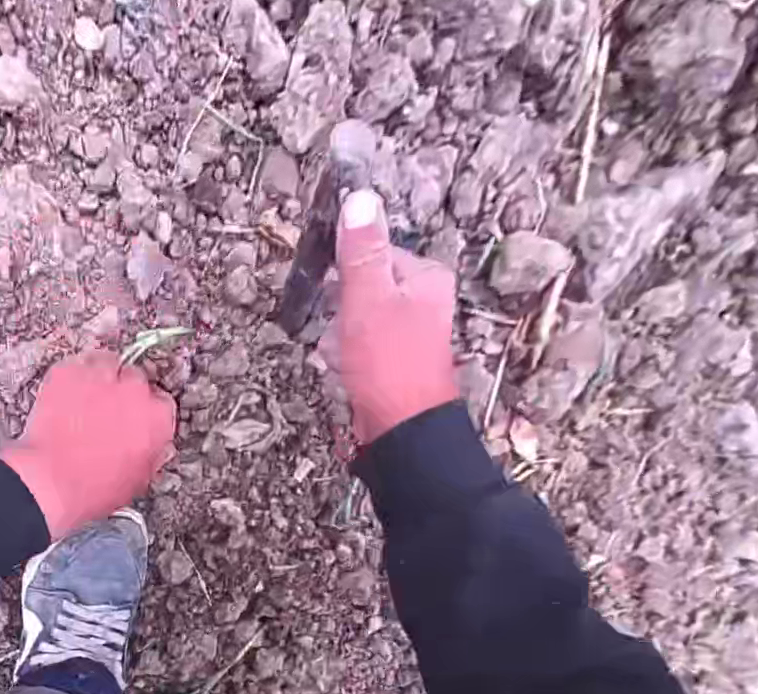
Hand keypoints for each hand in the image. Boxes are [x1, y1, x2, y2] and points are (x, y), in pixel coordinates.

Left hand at [0, 351, 176, 538]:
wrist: (52, 481)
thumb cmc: (94, 487)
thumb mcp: (139, 480)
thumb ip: (153, 453)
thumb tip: (156, 446)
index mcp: (157, 418)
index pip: (162, 401)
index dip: (146, 410)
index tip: (134, 417)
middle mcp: (134, 391)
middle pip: (135, 378)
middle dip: (123, 393)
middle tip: (106, 412)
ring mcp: (101, 377)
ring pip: (107, 363)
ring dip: (100, 378)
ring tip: (86, 401)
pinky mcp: (69, 372)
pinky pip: (77, 363)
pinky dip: (74, 376)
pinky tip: (68, 397)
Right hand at [335, 189, 458, 443]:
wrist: (401, 430)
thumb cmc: (388, 365)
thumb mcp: (368, 300)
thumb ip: (361, 253)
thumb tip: (359, 199)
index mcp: (425, 278)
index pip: (375, 253)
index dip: (347, 273)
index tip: (331, 290)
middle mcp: (422, 302)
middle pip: (362, 287)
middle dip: (341, 310)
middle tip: (342, 331)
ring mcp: (407, 334)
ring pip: (355, 319)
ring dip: (339, 336)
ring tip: (344, 356)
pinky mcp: (392, 360)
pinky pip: (357, 345)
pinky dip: (345, 356)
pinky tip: (345, 370)